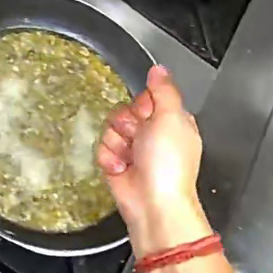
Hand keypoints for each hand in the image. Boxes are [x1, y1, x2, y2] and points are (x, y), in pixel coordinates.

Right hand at [96, 65, 210, 251]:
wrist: (153, 202)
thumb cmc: (169, 165)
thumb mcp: (171, 117)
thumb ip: (163, 90)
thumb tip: (158, 69)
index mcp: (170, 120)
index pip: (145, 97)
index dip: (141, 105)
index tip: (147, 115)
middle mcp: (152, 134)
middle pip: (122, 112)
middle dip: (124, 125)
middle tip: (138, 138)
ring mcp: (133, 150)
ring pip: (109, 130)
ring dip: (115, 144)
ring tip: (130, 157)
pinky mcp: (116, 164)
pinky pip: (101, 150)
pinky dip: (108, 159)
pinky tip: (121, 168)